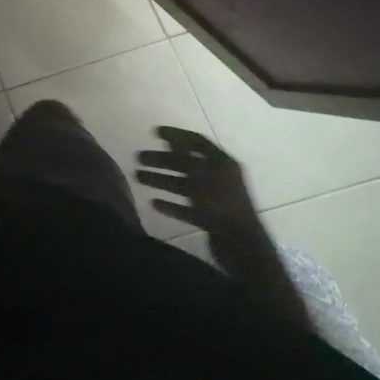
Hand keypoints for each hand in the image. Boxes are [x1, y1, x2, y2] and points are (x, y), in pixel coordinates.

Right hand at [136, 127, 260, 233]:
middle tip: (138, 158)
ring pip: (183, 185)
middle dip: (161, 160)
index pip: (197, 142)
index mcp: (222, 164)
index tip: (154, 133)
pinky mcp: (210, 219)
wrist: (241, 247)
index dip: (175, 135)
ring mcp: (215, 200)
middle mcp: (220, 179)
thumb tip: (171, 139)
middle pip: (186, 164)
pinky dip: (171, 204)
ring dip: (161, 180)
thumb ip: (184, 156)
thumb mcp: (200, 175)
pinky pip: (186, 207)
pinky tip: (154, 203)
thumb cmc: (221, 204)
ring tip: (138, 178)